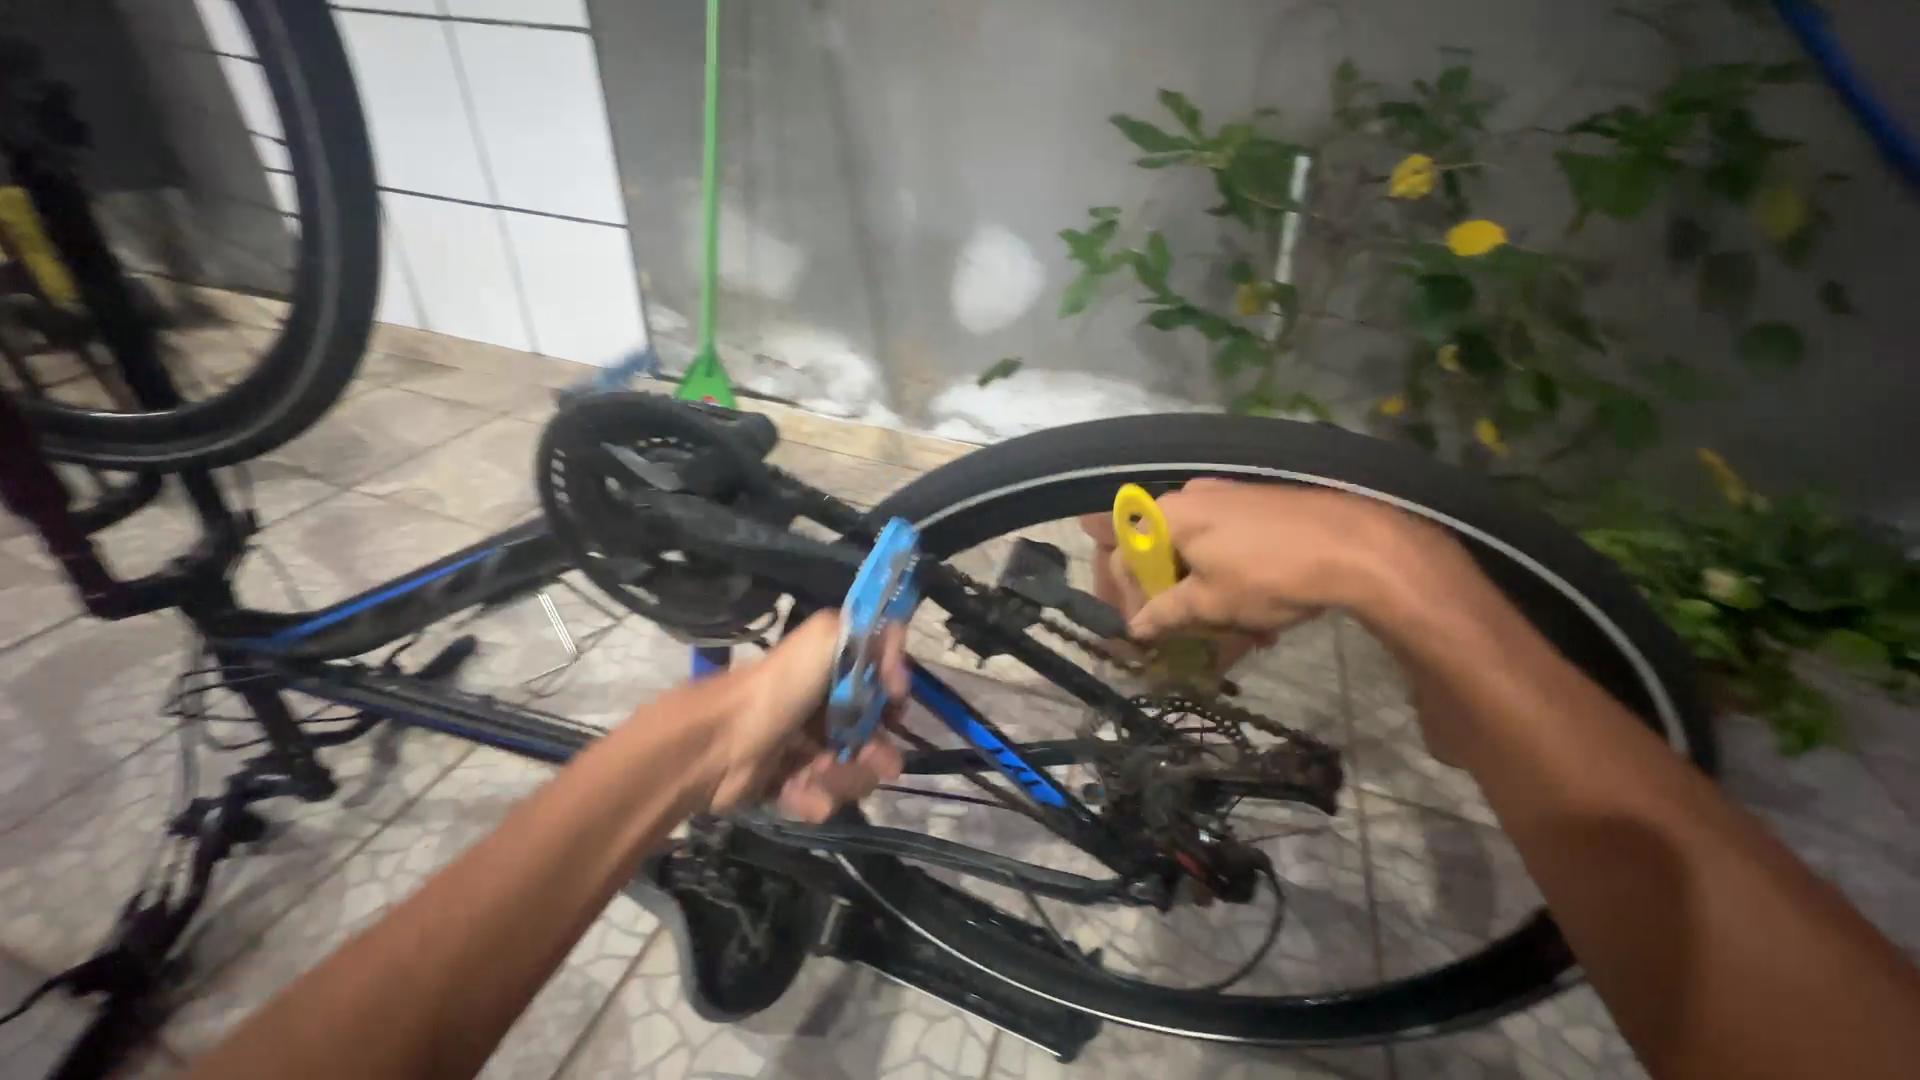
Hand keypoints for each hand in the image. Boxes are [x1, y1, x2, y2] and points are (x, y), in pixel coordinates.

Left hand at [706, 612, 905, 820]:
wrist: (720, 743)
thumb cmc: (778, 688)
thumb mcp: (826, 636)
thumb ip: (873, 637)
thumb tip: (901, 669)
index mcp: (832, 676)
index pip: (881, 692)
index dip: (893, 702)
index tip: (894, 706)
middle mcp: (824, 713)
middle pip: (874, 740)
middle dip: (877, 753)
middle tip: (876, 760)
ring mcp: (808, 753)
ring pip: (852, 776)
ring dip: (842, 778)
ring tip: (817, 773)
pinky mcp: (790, 788)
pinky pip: (821, 801)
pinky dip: (811, 798)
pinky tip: (796, 790)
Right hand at [1087, 478, 1427, 642]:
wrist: (1356, 546)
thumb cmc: (1268, 576)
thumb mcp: (1210, 604)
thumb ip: (1165, 614)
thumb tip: (1135, 628)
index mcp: (1167, 515)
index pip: (1126, 559)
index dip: (1130, 601)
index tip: (1146, 633)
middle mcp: (1191, 496)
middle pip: (1161, 553)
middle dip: (1173, 598)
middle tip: (1191, 632)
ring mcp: (1228, 494)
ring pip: (1198, 551)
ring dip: (1207, 592)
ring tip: (1236, 630)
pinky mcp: (1260, 502)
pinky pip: (1228, 542)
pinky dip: (1232, 575)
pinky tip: (1260, 609)